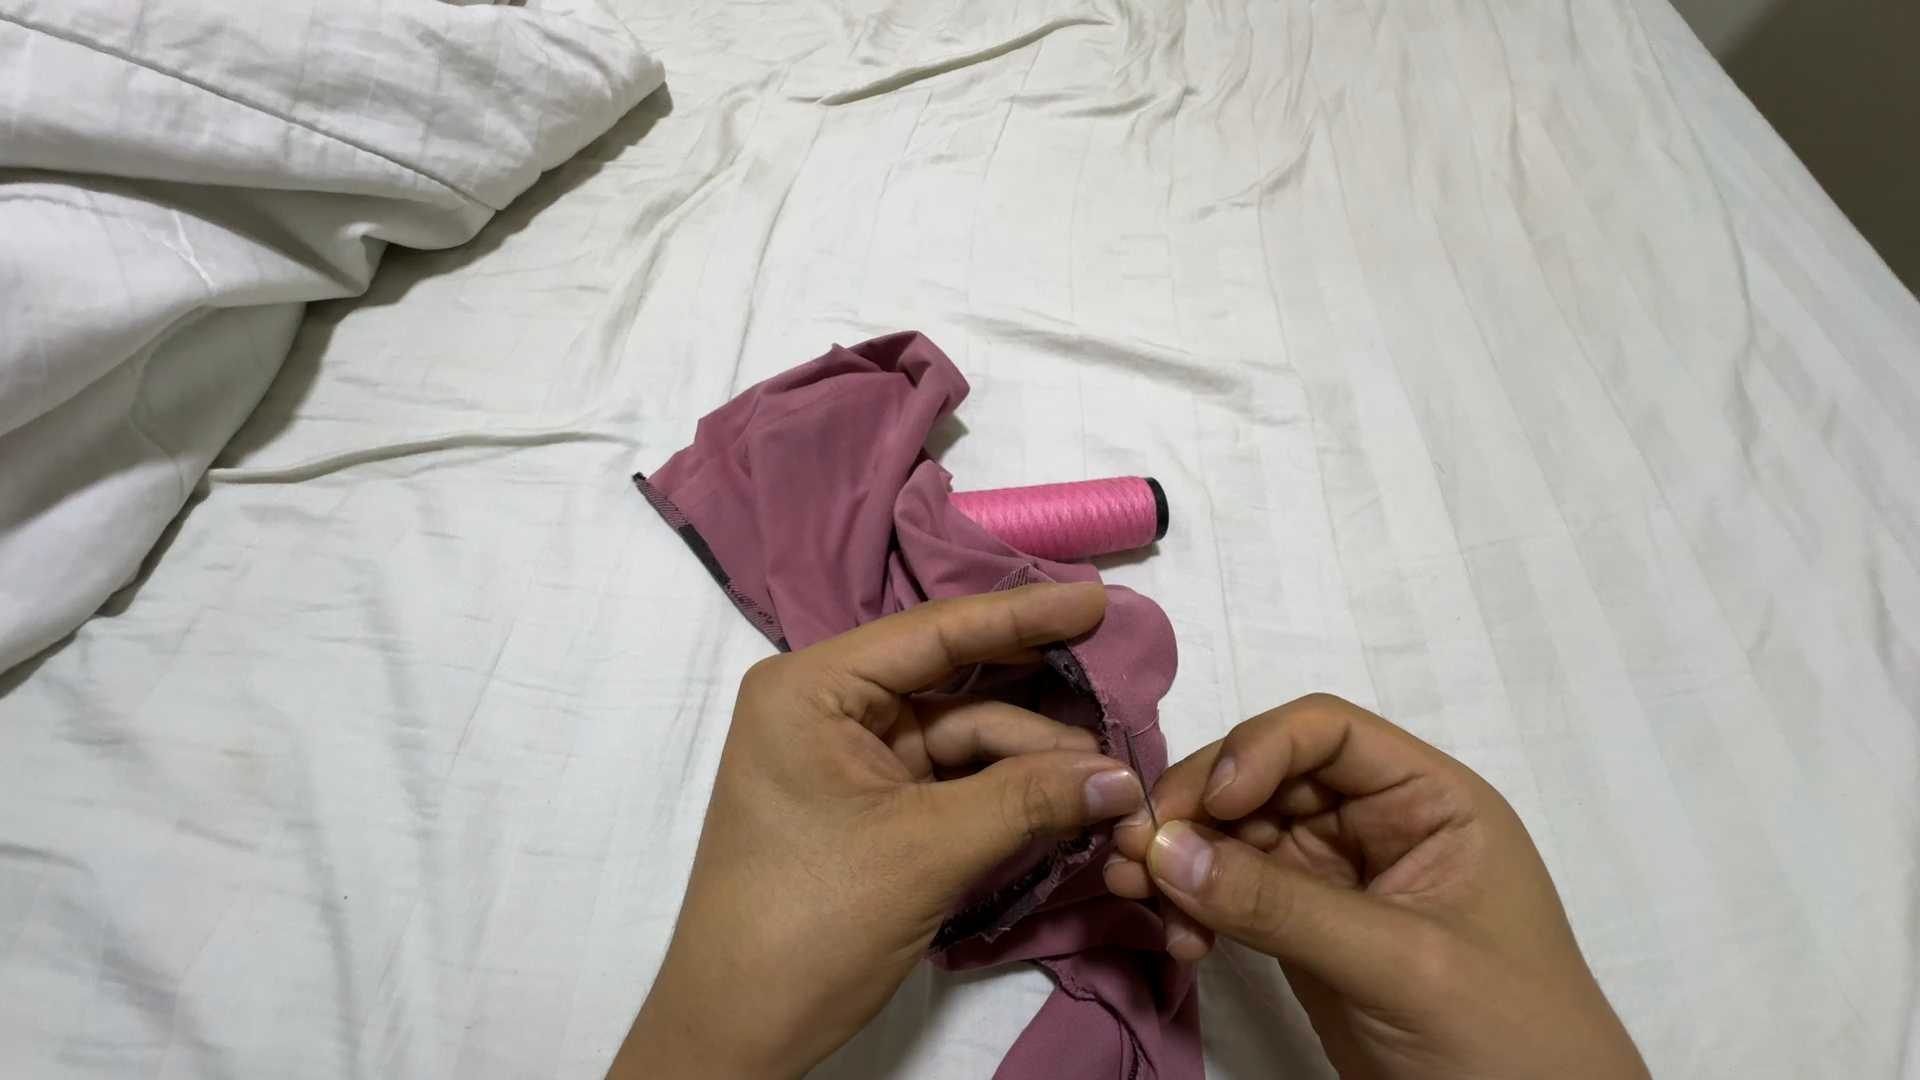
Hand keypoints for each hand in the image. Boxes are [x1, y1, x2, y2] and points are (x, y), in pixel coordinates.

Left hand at [611, 583, 1144, 1079]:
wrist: (739, 1036)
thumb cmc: (808, 926)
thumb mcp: (922, 853)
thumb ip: (1026, 802)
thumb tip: (1122, 777)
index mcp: (813, 686)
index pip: (933, 633)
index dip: (1021, 615)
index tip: (1092, 598)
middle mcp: (832, 703)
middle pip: (952, 677)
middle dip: (1035, 687)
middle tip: (1114, 669)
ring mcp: (856, 751)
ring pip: (963, 731)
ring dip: (1033, 752)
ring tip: (1108, 772)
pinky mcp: (878, 796)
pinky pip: (956, 773)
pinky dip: (1010, 785)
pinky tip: (1066, 793)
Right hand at [1105, 694, 1648, 1079]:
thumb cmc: (1509, 1050)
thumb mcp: (1401, 966)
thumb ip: (1278, 903)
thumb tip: (1162, 848)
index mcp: (1425, 799)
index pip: (1326, 732)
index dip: (1260, 749)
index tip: (1211, 803)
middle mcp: (1371, 819)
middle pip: (1261, 775)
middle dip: (1198, 807)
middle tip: (1137, 846)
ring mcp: (1329, 871)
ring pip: (1231, 830)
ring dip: (1181, 855)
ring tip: (1133, 888)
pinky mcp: (1295, 921)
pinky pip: (1226, 888)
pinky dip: (1192, 903)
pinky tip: (1177, 938)